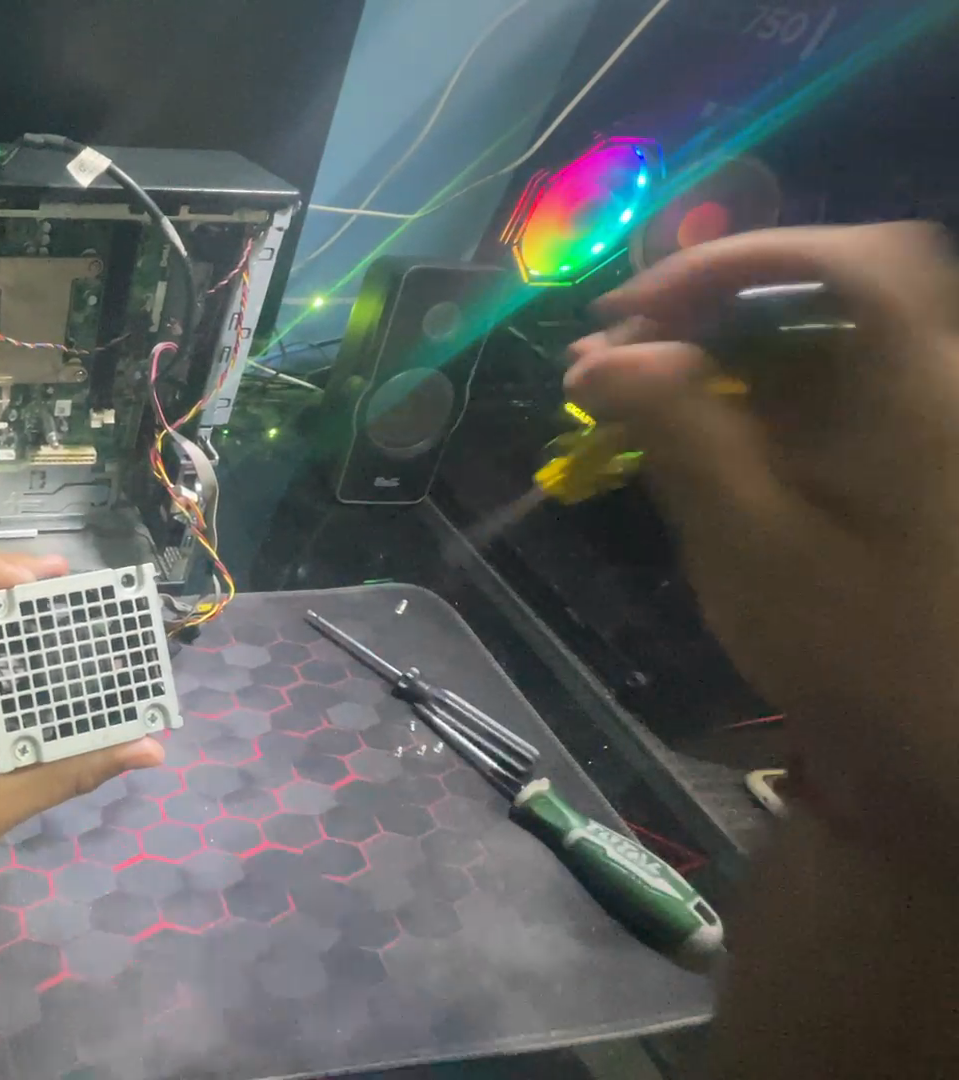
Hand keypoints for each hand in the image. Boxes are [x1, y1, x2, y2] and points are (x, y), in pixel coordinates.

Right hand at [565, 223, 958, 855]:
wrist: (937, 746)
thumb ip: (681, 433)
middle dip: (700, 307)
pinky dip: (725, 394)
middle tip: (600, 354)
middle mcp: (933, 389)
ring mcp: (914, 426)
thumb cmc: (850, 643)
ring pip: (808, 345)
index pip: (854, 264)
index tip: (628, 308)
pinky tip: (661, 424)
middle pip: (824, 295)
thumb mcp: (746, 539)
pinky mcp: (887, 461)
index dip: (736, 259)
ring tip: (608, 388)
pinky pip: (805, 396)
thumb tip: (603, 358)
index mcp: (922, 397)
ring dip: (702, 351)